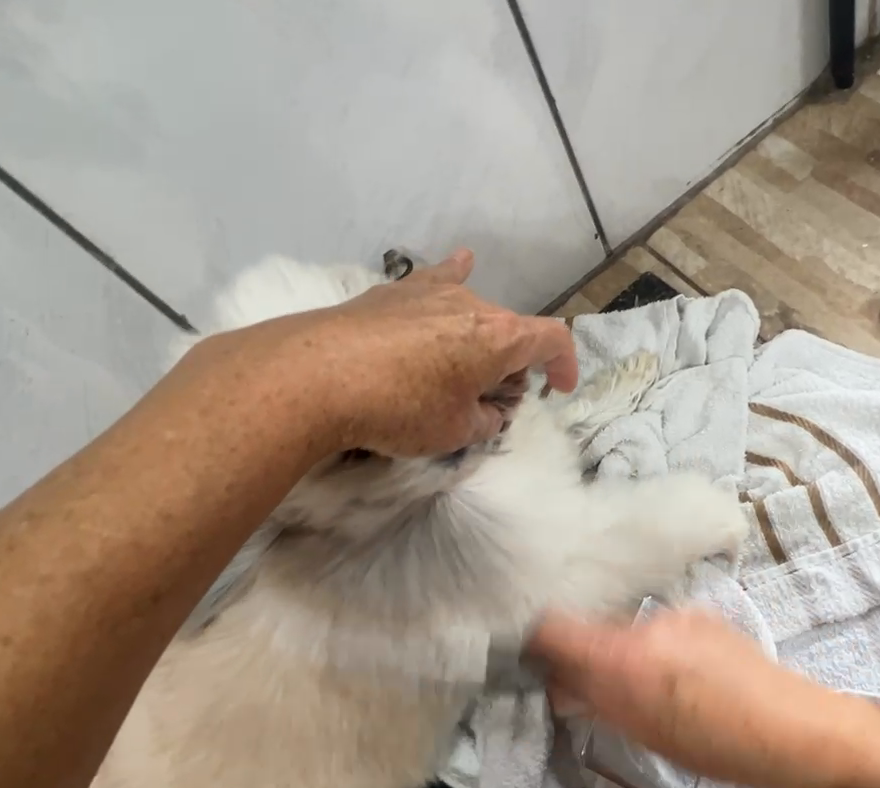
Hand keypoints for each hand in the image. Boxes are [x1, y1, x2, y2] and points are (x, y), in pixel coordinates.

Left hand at [183, 249, 578, 457]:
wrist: (314, 377)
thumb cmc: (399, 409)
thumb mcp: (455, 432)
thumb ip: (485, 419)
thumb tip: (487, 409)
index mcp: (499, 337)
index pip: (553, 339)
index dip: (565, 366)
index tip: (558, 390)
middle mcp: (472, 303)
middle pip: (510, 330)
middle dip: (513, 367)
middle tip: (490, 404)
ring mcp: (430, 292)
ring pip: (474, 312)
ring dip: (480, 341)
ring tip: (463, 370)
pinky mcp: (393, 293)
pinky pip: (436, 282)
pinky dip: (453, 280)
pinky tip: (460, 264)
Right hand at [528, 609, 879, 787]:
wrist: (805, 733)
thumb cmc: (724, 750)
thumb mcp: (649, 737)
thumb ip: (598, 702)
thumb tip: (559, 683)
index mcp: (628, 657)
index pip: (553, 627)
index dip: (535, 640)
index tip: (532, 663)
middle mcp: (648, 623)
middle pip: (590, 628)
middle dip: (584, 658)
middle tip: (593, 696)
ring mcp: (681, 615)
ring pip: (626, 631)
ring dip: (623, 657)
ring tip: (649, 695)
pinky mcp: (706, 617)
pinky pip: (658, 629)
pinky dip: (653, 650)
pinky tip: (680, 681)